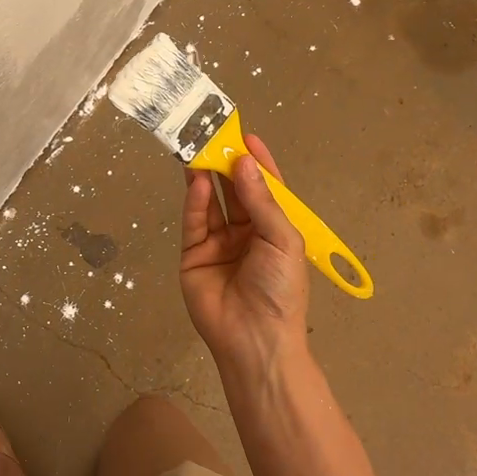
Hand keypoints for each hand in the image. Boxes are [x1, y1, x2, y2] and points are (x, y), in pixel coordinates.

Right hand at [178, 133, 309, 370]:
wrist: (255, 339)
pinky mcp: (194, 254)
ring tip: (200, 148)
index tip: (246, 136)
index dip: (257, 164)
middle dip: (228, 164)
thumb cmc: (281, 289)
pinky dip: (196, 199)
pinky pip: (196, 221)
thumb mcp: (282, 240)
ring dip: (208, 176)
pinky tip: (198, 180)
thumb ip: (261, 200)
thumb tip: (243, 163)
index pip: (266, 189)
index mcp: (274, 231)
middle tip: (215, 136)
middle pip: (236, 191)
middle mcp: (247, 233)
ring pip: (212, 202)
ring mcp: (219, 243)